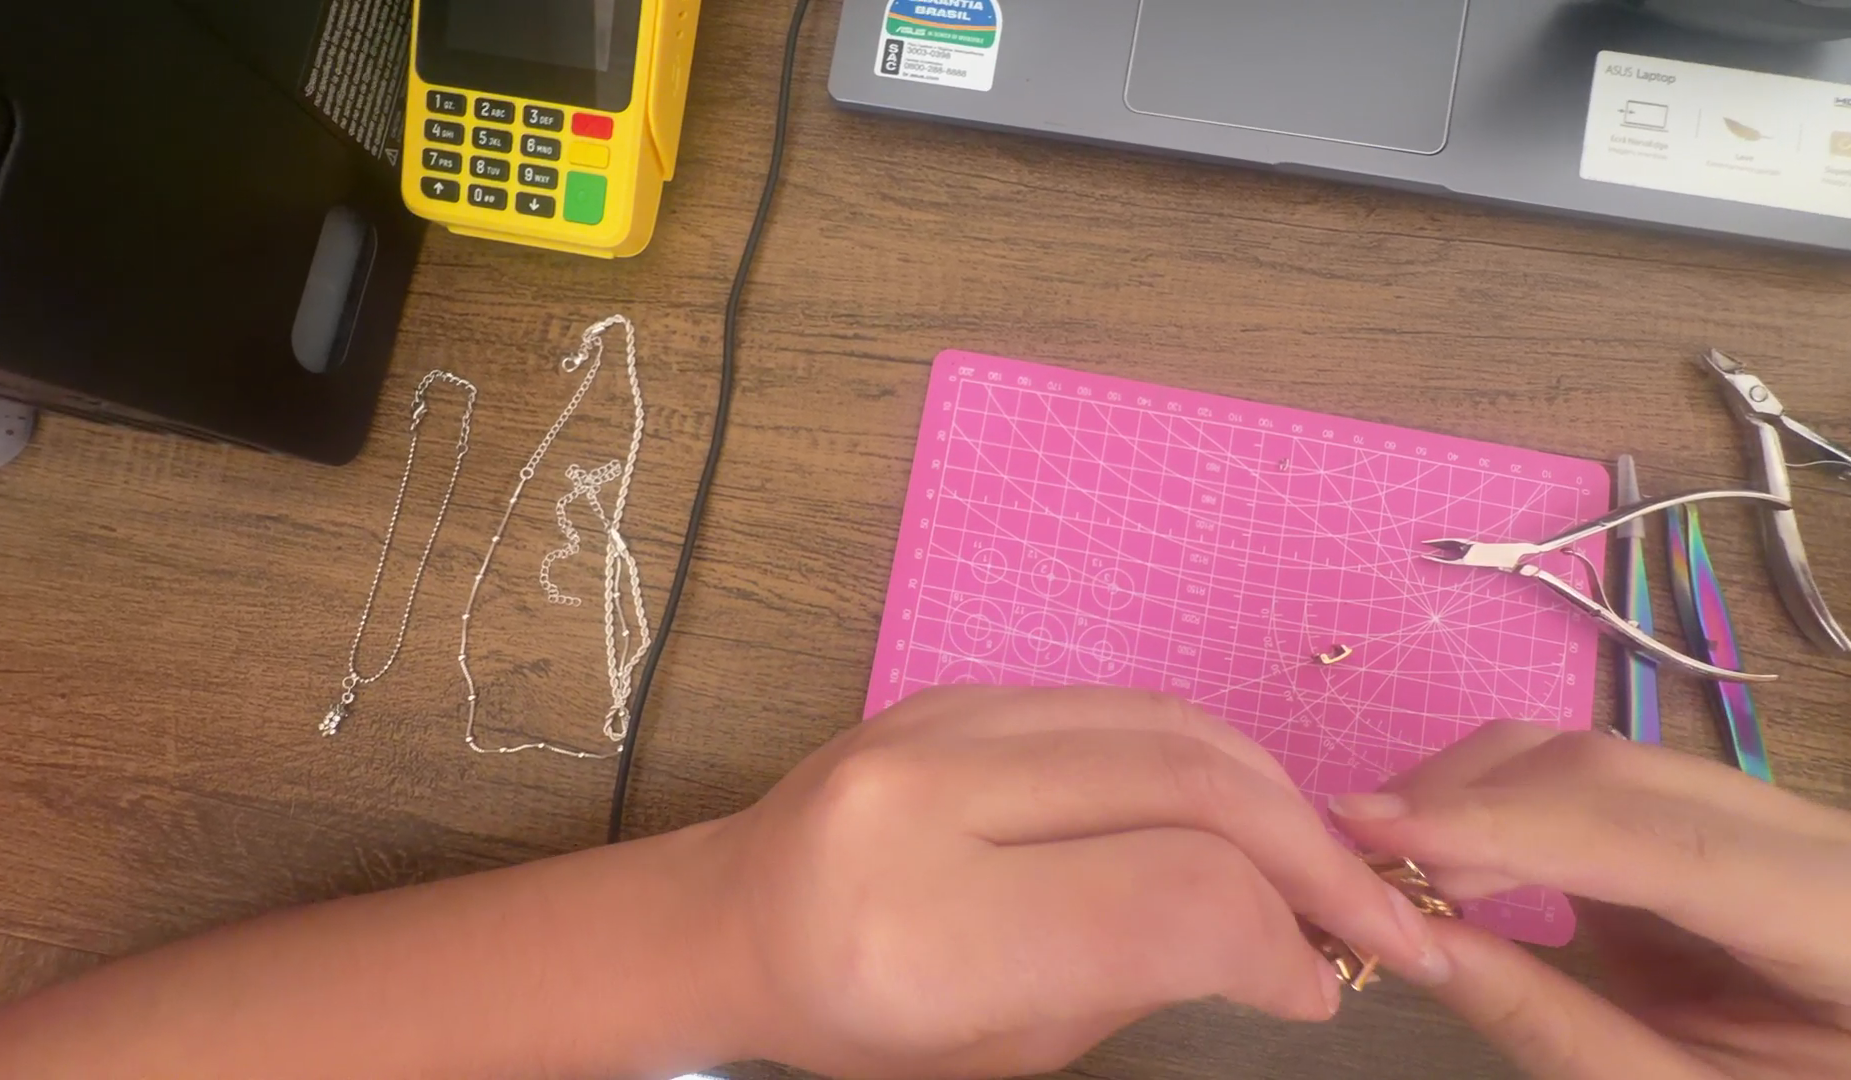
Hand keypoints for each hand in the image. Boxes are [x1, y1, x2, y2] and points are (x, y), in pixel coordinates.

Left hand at [707, 686, 1449, 1079]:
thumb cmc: (856, 1014)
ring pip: (1157, 721)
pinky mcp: (951, 690)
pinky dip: (1191, 752)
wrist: (740, 907)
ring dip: (1260, 784)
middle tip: (1363, 911)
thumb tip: (1280, 938)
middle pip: (1180, 780)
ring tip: (1307, 854)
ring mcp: (936, 719)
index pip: (1172, 896)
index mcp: (926, 925)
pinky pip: (1107, 705)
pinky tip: (1220, 803)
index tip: (1323, 979)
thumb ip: (1139, 974)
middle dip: (1303, 846)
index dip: (1281, 936)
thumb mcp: (999, 1045)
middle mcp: (930, 796)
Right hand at [1331, 721, 1850, 1079]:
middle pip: (1606, 771)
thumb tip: (1403, 938)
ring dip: (1467, 789)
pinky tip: (1445, 843)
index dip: (1501, 827)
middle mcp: (1816, 842)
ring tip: (1398, 849)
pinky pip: (1568, 776)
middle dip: (1469, 800)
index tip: (1368, 826)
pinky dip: (1486, 799)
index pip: (1655, 842)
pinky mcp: (1687, 820)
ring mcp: (1750, 817)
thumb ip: (1547, 1025)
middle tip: (1368, 847)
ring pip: (1577, 753)